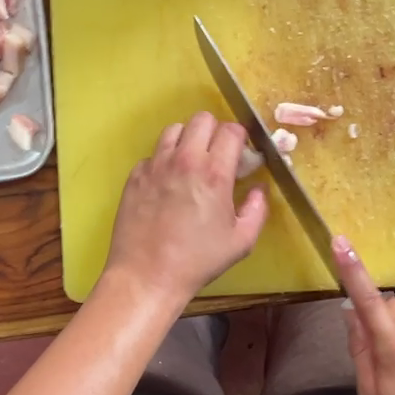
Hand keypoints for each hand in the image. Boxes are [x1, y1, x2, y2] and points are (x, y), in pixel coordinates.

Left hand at [103, 112, 268, 304]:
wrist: (146, 275)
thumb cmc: (197, 261)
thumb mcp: (241, 241)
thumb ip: (257, 209)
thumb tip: (258, 189)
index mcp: (214, 173)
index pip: (231, 130)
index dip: (241, 138)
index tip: (241, 155)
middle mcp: (184, 160)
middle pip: (202, 119)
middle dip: (215, 132)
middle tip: (217, 155)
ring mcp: (155, 165)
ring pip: (174, 130)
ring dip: (188, 140)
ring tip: (191, 163)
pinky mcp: (135, 176)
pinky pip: (153, 154)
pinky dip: (164, 160)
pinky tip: (168, 183)